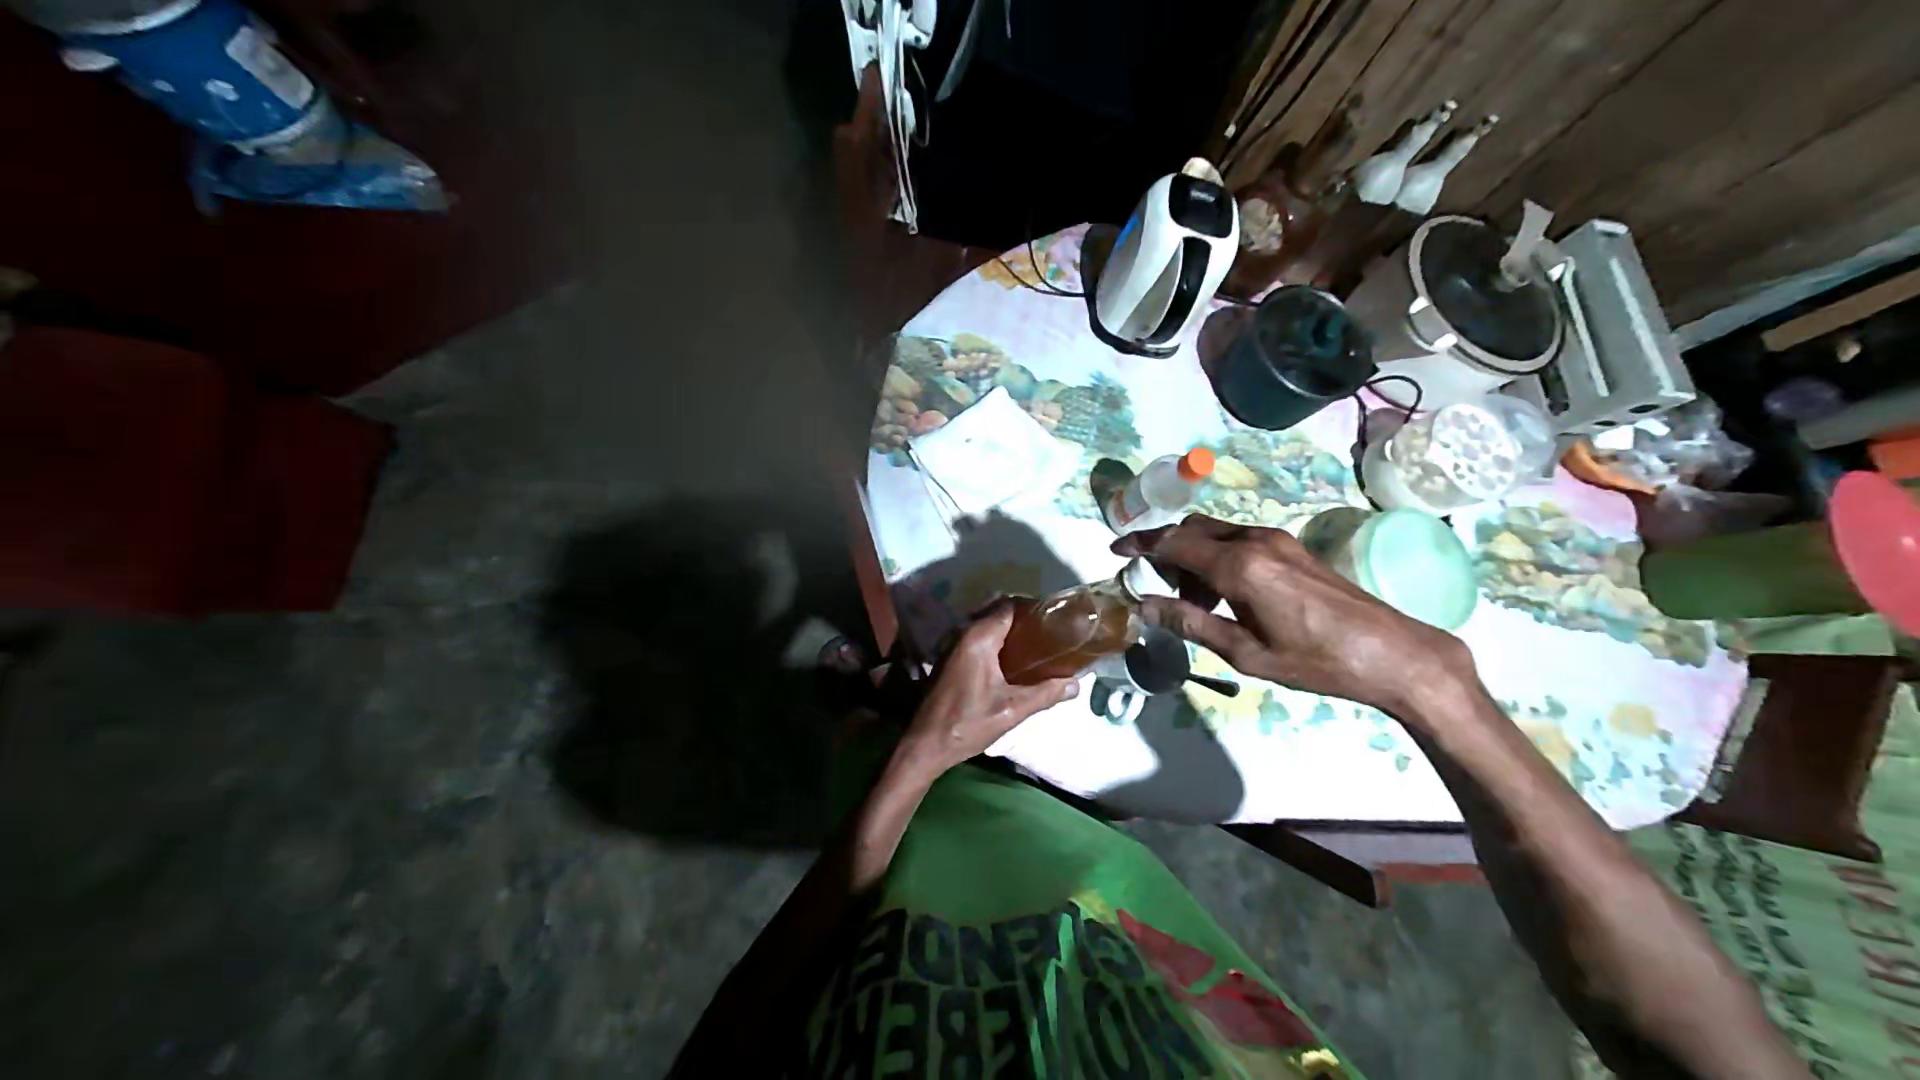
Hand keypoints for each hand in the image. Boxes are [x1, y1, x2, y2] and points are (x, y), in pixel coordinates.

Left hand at [897, 602, 1079, 776]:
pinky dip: (994, 641)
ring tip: (1035, 644)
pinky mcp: (948, 659)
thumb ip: (1045, 694)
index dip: (1033, 607)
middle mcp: (962, 633)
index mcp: (978, 637)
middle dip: (1022, 618)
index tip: (1054, 617)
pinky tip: (1011, 660)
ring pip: (985, 625)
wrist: (925, 744)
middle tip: (1048, 632)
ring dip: (1007, 631)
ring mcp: (952, 645)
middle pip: (996, 612)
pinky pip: (975, 638)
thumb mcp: (1012, 710)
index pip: (1009, 605)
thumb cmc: (968, 723)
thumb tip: (1075, 684)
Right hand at [1112, 515, 1472, 720]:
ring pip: (1215, 533)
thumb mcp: (1245, 652)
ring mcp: (1278, 540)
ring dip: (1191, 556)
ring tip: (1189, 600)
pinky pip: (1239, 541)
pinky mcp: (1293, 549)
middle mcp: (1254, 540)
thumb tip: (1145, 606)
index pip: (1173, 543)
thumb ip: (1190, 624)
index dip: (1139, 545)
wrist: (1393, 653)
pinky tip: (1223, 594)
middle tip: (1152, 584)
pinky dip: (1217, 557)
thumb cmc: (1316, 660)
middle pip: (1191, 530)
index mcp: (1238, 565)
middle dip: (1164, 550)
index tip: (1115, 551)